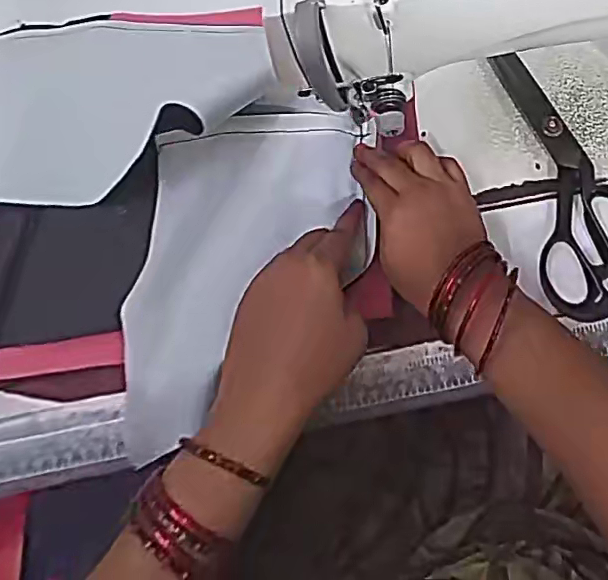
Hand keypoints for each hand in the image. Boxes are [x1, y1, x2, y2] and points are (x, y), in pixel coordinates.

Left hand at [206, 203, 369, 468]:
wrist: (262, 396)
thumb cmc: (310, 367)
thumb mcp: (355, 332)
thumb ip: (357, 300)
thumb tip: (349, 294)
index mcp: (319, 266)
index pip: (341, 233)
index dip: (353, 221)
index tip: (356, 212)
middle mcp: (289, 264)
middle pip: (314, 239)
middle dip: (331, 244)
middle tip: (345, 261)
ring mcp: (265, 279)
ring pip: (293, 257)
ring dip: (308, 264)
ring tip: (320, 294)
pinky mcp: (249, 296)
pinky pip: (276, 277)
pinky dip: (289, 283)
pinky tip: (297, 311)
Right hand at [351, 142, 488, 313]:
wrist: (460, 285)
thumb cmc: (428, 279)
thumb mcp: (386, 257)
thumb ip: (383, 227)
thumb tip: (383, 215)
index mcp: (394, 210)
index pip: (372, 182)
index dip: (362, 172)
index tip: (359, 167)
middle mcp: (417, 193)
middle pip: (389, 163)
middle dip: (373, 156)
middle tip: (367, 153)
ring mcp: (441, 188)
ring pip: (420, 153)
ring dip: (405, 149)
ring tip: (398, 149)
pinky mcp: (460, 191)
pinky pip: (448, 164)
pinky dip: (437, 159)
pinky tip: (432, 161)